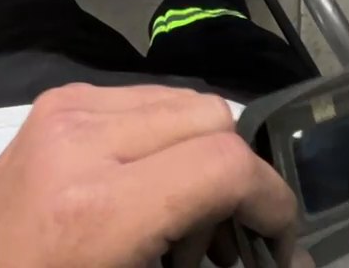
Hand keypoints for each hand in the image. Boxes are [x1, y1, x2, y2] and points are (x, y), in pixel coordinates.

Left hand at [0, 83, 301, 267]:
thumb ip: (207, 267)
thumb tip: (290, 263)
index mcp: (97, 207)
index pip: (221, 164)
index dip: (270, 201)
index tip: (278, 245)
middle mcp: (83, 136)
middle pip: (210, 118)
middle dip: (236, 179)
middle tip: (223, 244)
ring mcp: (66, 106)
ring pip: (183, 99)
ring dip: (202, 153)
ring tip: (180, 220)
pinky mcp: (58, 97)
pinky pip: (144, 98)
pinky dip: (166, 137)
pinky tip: (148, 186)